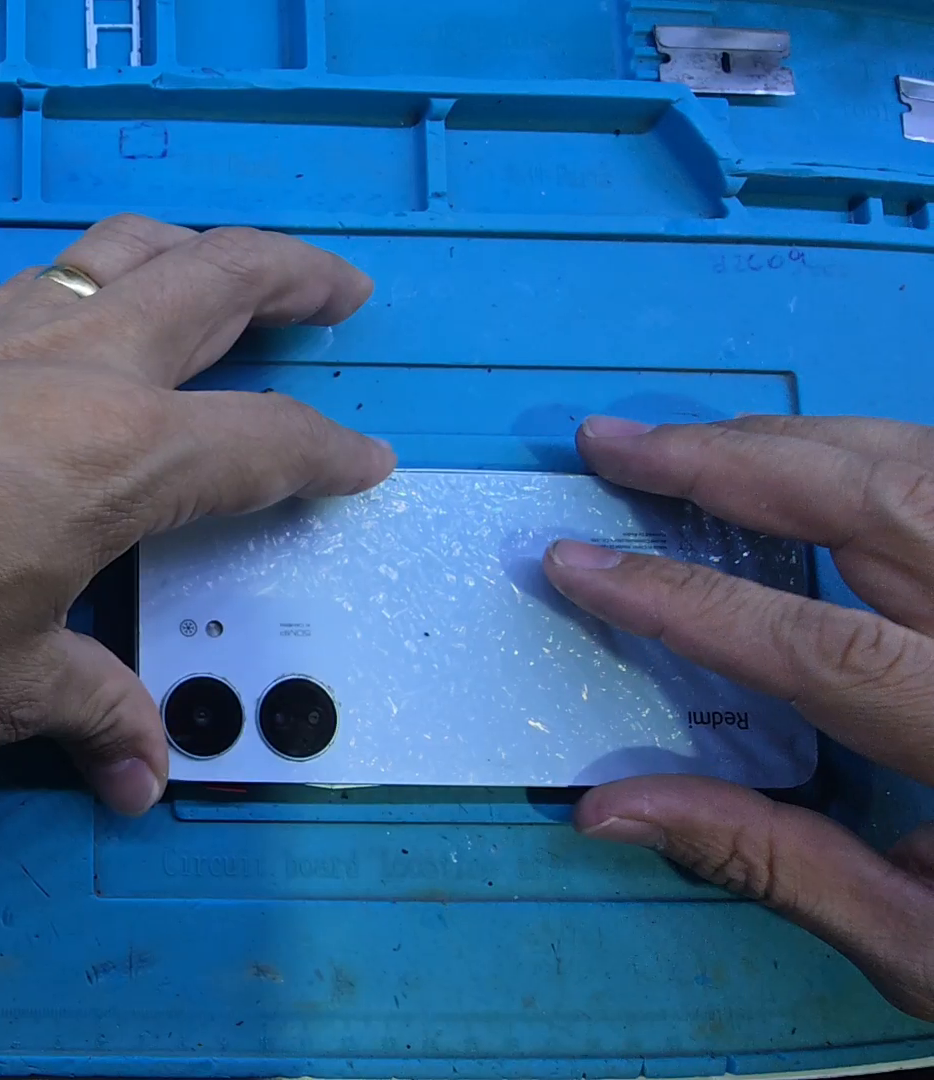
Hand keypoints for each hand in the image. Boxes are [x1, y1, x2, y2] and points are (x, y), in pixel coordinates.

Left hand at [0, 215, 392, 813]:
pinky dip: (91, 288)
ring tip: (221, 285)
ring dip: (188, 258)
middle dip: (293, 276)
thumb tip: (138, 772)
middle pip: (211, 279)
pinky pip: (38, 287)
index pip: (262, 442)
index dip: (327, 455)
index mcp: (113, 455)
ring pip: (117, 255)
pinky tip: (84, 330)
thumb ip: (88, 712)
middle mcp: (63, 371)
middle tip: (340, 291)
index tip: (361, 463)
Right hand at [544, 414, 933, 1018]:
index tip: (573, 561)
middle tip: (611, 443)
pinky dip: (874, 452)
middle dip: (727, 465)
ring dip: (792, 444)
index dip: (681, 600)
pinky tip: (802, 456)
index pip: (823, 650)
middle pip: (889, 514)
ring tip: (682, 441)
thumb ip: (779, 863)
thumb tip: (602, 808)